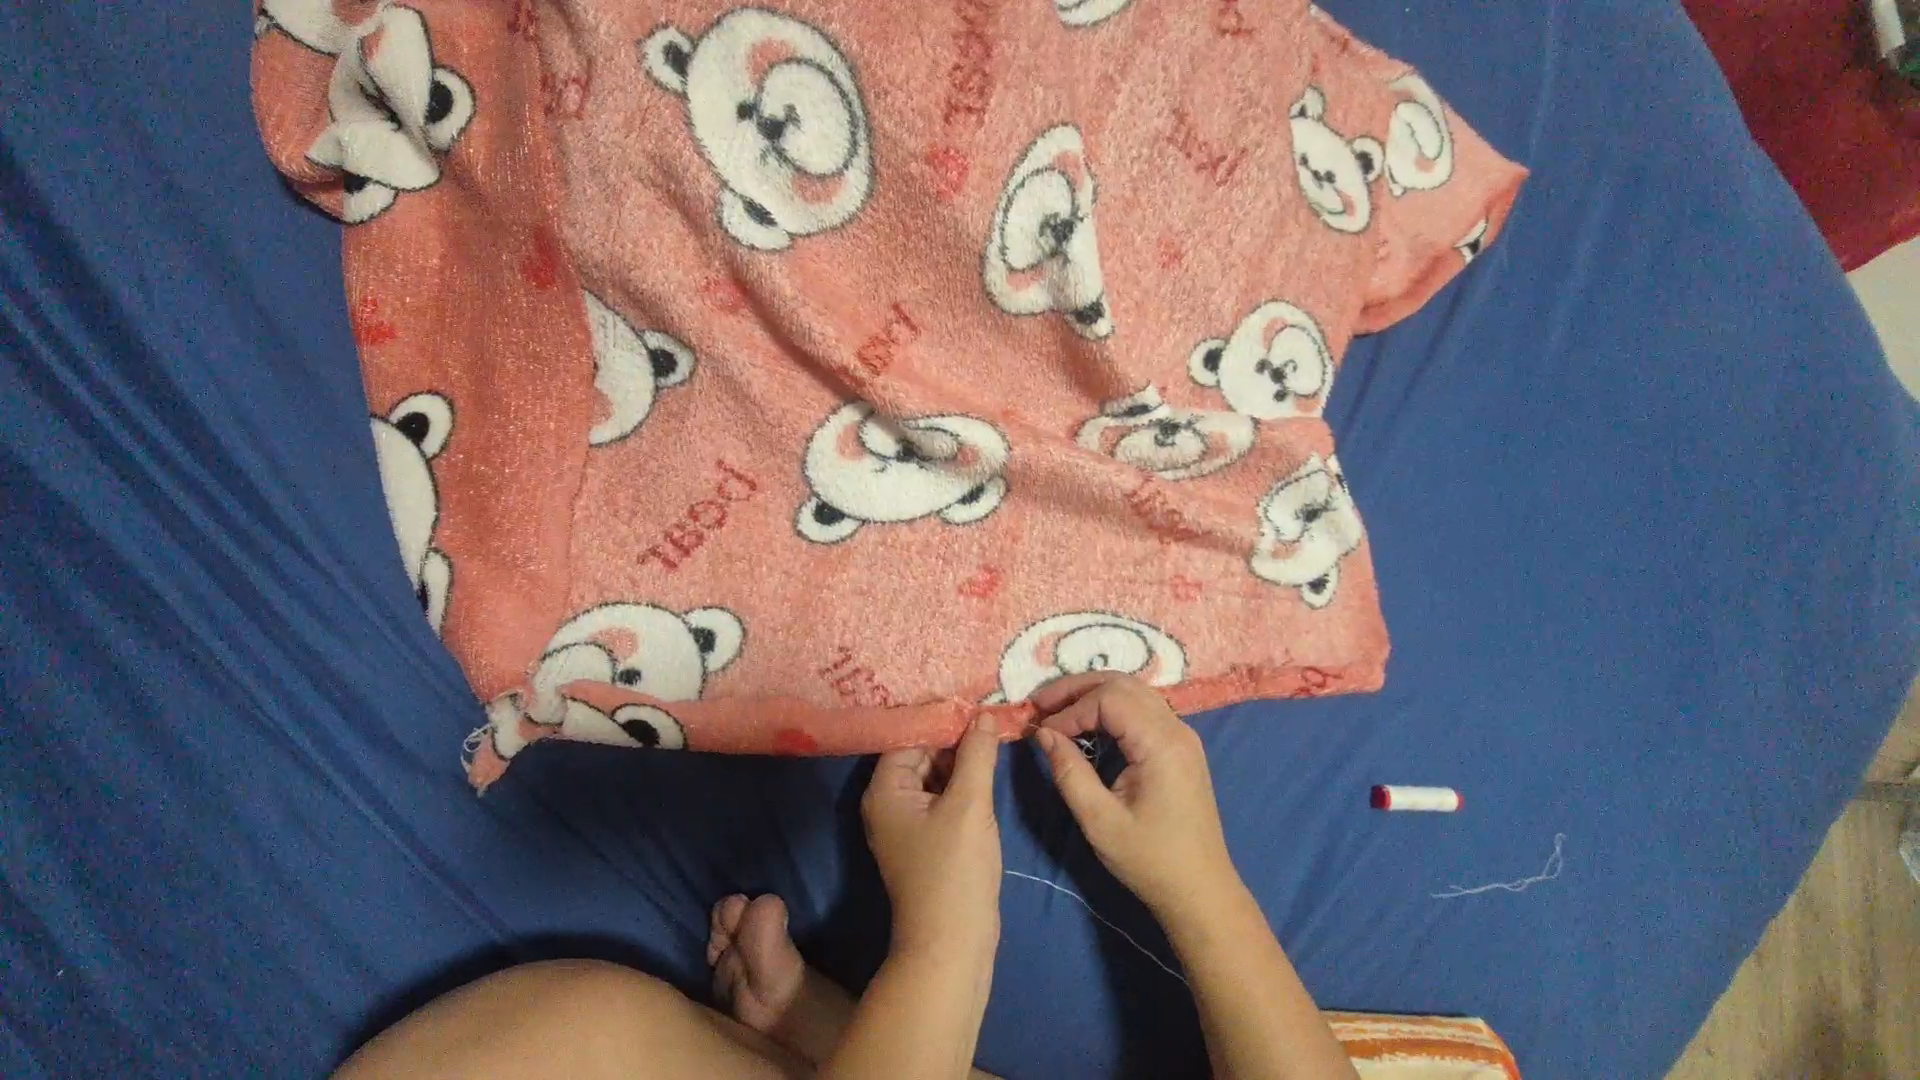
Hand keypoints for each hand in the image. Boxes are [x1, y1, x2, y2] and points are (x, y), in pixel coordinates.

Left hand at [862, 715, 1003, 957]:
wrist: (952, 944)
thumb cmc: (954, 870)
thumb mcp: (969, 804)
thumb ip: (977, 754)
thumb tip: (984, 714)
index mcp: (885, 789)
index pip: (909, 735)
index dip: (941, 717)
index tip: (974, 700)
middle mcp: (888, 801)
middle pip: (921, 753)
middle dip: (954, 736)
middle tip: (991, 713)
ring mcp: (906, 822)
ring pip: (934, 774)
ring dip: (961, 758)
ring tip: (994, 732)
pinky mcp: (926, 838)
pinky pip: (942, 797)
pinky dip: (962, 782)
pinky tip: (988, 767)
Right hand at [1029, 674, 1239, 919]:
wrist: (1200, 891)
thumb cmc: (1150, 859)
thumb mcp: (1099, 820)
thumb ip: (1069, 771)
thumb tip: (1042, 734)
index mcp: (1161, 744)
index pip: (1109, 699)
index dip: (1071, 709)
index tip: (1043, 732)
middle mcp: (1177, 729)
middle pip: (1122, 683)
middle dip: (1077, 689)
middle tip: (1040, 703)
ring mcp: (1182, 736)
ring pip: (1133, 691)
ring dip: (1093, 694)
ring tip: (1057, 709)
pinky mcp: (1180, 746)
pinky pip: (1143, 708)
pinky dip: (1111, 706)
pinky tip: (1088, 724)